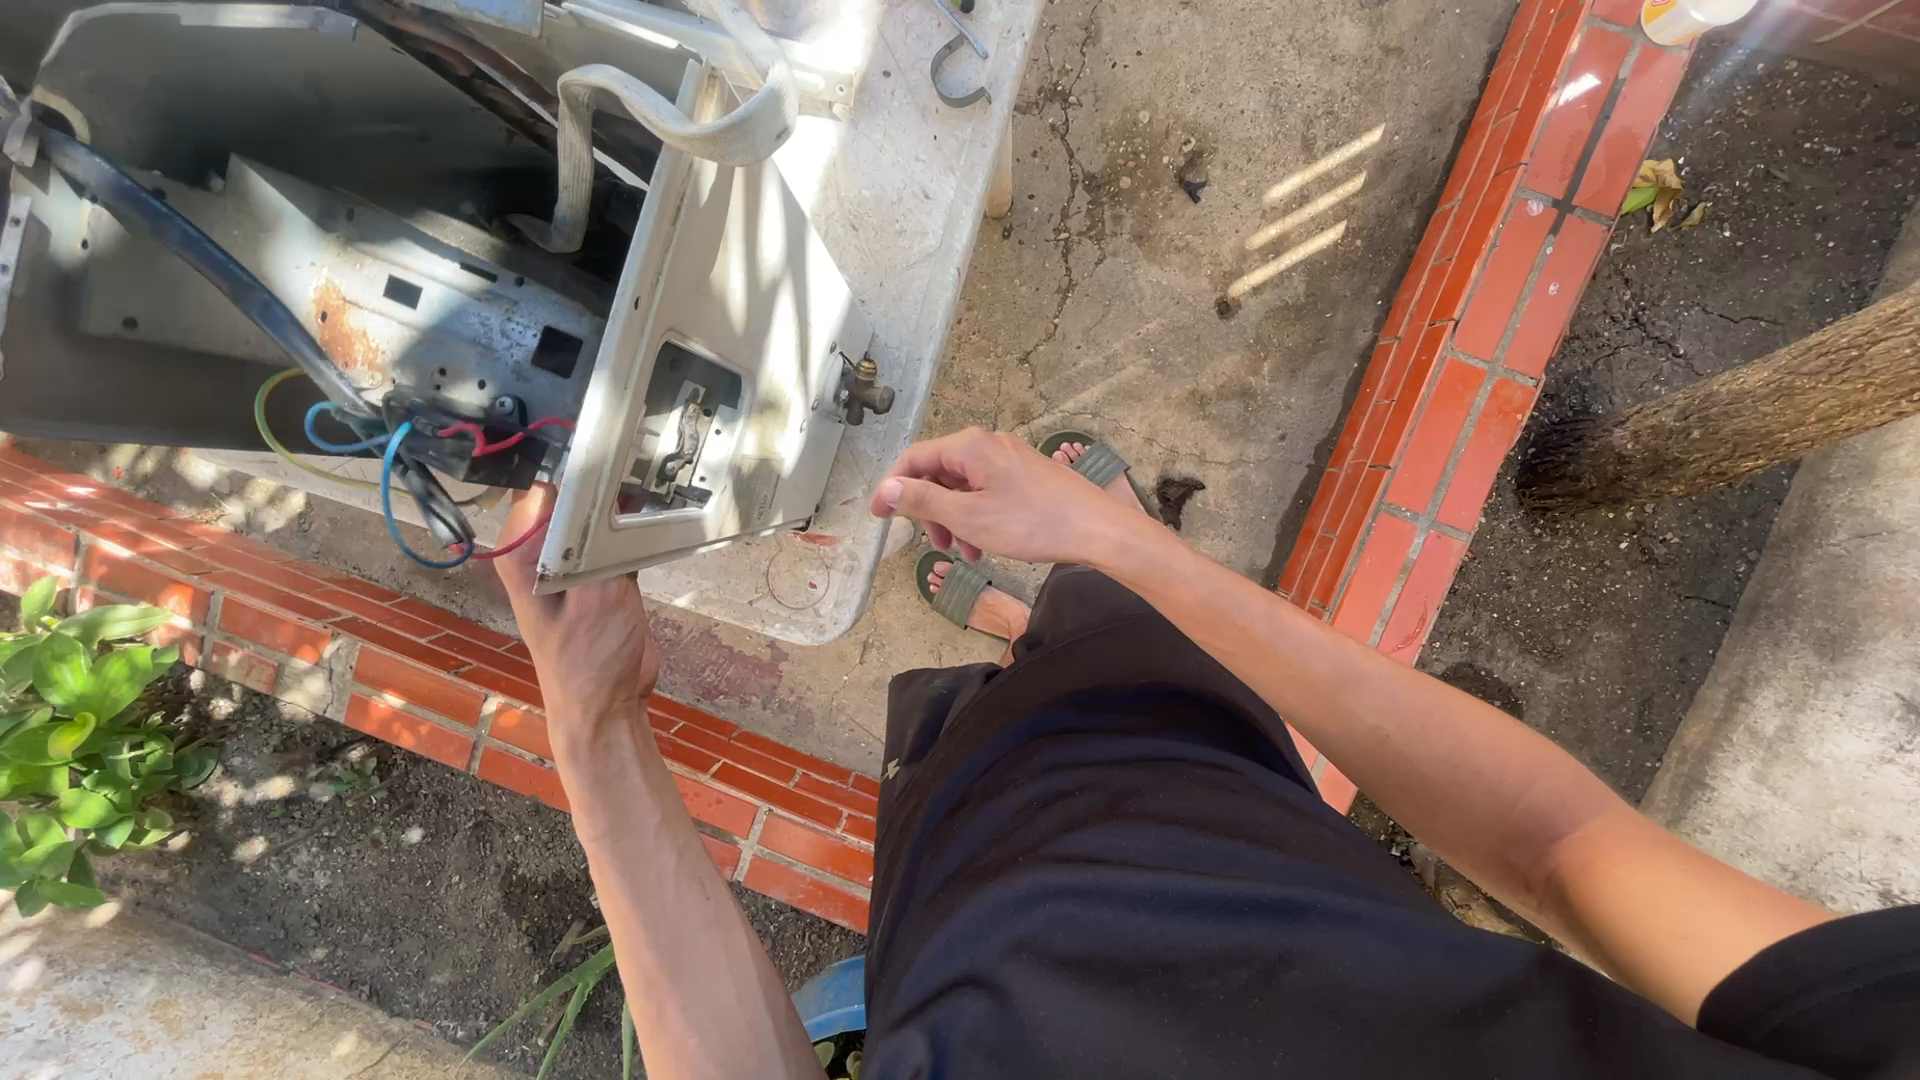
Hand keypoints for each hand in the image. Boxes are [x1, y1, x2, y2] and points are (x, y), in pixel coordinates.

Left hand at [492, 484, 658, 744]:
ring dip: (625, 503)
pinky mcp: (608, 576)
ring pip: (599, 517)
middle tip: (645, 462)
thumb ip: (597, 542)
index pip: (545, 491)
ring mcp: (578, 565)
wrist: (611, 704)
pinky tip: (660, 512)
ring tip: (658, 479)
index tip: (616, 453)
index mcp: (523, 556)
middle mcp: (545, 554)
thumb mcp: (595, 595)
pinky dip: (638, 527)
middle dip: (606, 481)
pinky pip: (620, 539)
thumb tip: (602, 490)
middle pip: (574, 500)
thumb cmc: (590, 657)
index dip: (578, 470)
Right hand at [868, 428, 1138, 565]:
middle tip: (936, 545)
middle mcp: (987, 444)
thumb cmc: (1031, 523)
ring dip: (955, 519)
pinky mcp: (1025, 475)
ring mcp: (1009, 458)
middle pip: (939, 472)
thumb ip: (923, 501)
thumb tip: (887, 488)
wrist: (1096, 529)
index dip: (892, 487)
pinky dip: (977, 517)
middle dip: (931, 511)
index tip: (879, 517)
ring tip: (965, 553)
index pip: (914, 458)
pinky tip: (986, 546)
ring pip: (963, 486)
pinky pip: (986, 492)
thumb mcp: (968, 517)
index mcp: (969, 446)